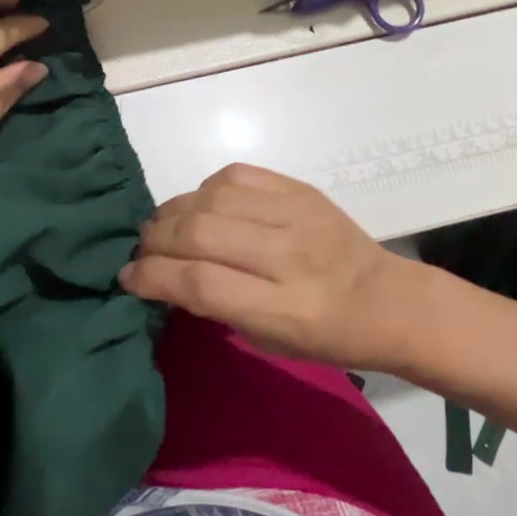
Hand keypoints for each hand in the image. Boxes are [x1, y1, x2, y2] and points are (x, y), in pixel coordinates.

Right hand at [121, 164, 408, 367]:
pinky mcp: (300, 189)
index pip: (201, 283)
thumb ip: (216, 305)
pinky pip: (236, 175)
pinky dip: (206, 189)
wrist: (388, 299)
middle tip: (141, 251)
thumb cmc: (327, 337)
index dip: (153, 277)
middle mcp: (290, 257)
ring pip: (212, 197)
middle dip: (155, 241)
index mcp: (285, 310)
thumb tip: (162, 273)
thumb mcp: (269, 340)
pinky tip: (201, 205)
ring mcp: (297, 215)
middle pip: (200, 233)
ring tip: (163, 226)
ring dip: (174, 211)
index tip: (128, 278)